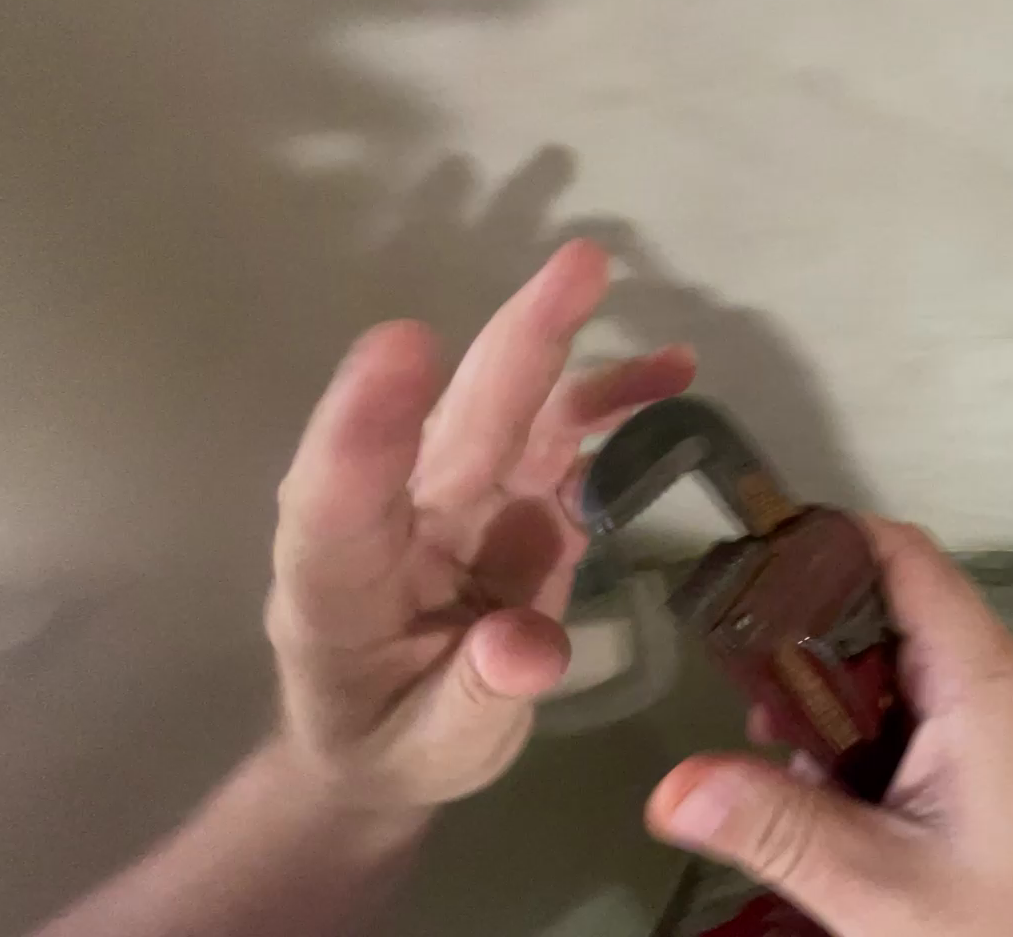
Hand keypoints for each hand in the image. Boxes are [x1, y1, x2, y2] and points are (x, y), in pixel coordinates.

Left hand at [266, 240, 694, 810]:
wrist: (405, 732)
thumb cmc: (397, 739)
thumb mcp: (431, 746)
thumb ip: (476, 696)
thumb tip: (529, 646)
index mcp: (342, 581)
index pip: (336, 496)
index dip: (367, 422)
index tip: (405, 346)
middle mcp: (408, 514)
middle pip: (462, 416)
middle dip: (522, 339)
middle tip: (584, 265)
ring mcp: (473, 499)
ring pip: (529, 413)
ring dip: (593, 373)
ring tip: (676, 360)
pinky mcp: (525, 499)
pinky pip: (571, 441)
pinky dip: (617, 411)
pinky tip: (668, 385)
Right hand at [645, 519, 1012, 936]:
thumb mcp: (880, 885)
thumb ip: (778, 826)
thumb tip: (675, 787)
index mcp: (977, 673)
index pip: (906, 557)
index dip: (839, 538)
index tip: (768, 551)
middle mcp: (993, 675)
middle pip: (897, 604)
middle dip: (819, 629)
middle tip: (753, 669)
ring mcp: (999, 713)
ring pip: (903, 662)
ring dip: (840, 690)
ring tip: (782, 740)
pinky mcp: (998, 751)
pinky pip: (922, 708)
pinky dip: (871, 727)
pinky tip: (837, 785)